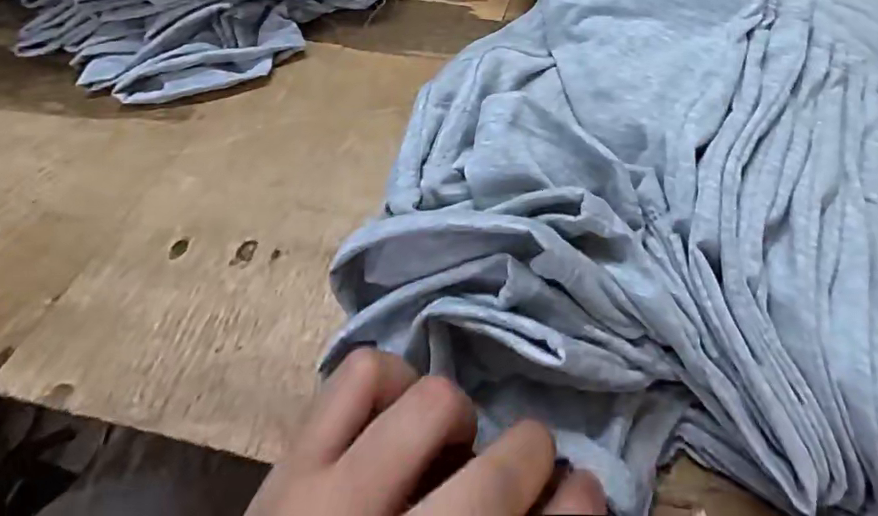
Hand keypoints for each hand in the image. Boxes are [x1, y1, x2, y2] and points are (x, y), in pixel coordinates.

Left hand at [248, 349, 606, 515]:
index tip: (588, 486)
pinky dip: (388, 382)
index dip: (577, 511)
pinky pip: (358, 374)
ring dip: (455, 417)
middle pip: (493, 485)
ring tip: (448, 442)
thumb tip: (559, 497)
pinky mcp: (289, 464)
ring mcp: (330, 499)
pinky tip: (391, 417)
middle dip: (531, 457)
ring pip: (432, 404)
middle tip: (533, 456)